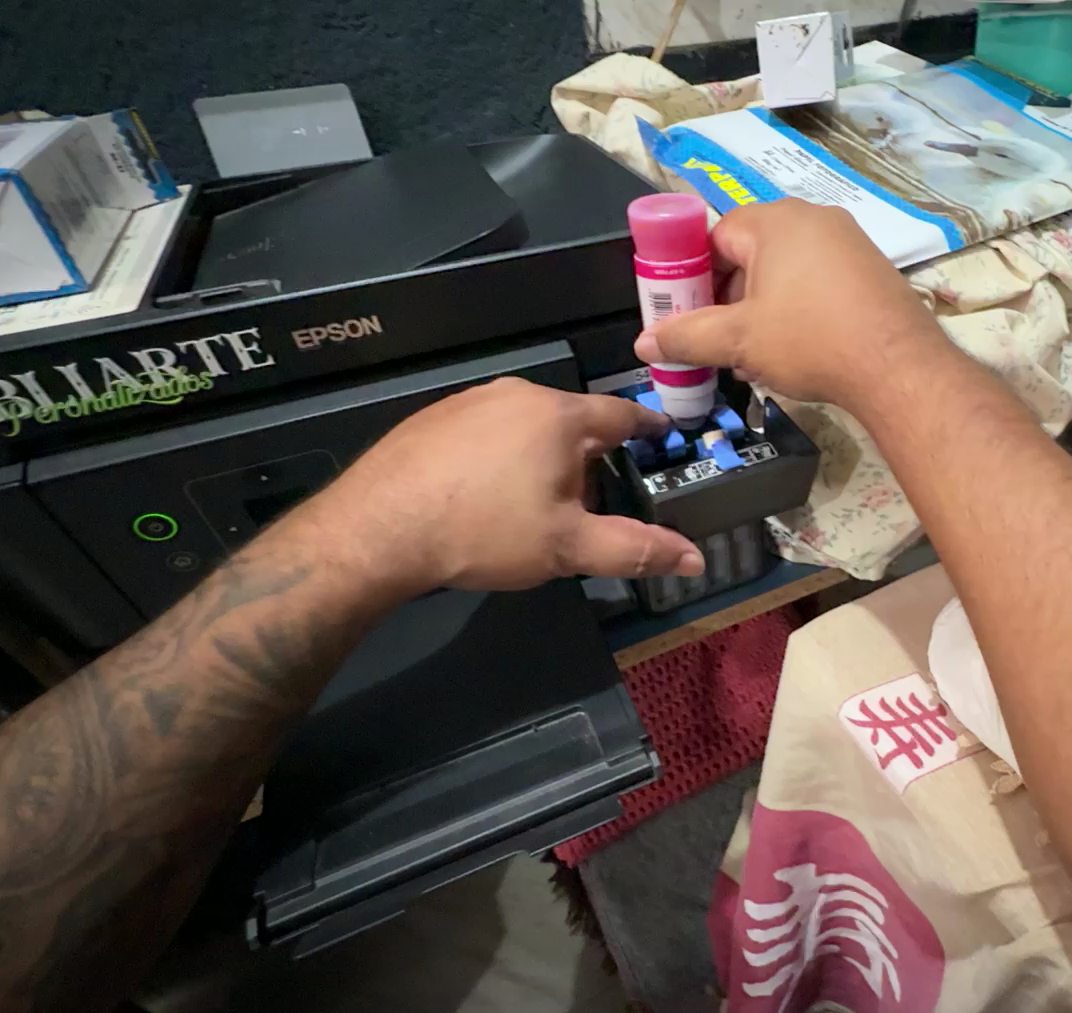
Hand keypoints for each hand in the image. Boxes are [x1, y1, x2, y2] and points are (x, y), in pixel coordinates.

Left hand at [290, 377, 703, 592]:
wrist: (375, 531)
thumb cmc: (485, 532)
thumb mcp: (569, 547)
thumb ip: (636, 549)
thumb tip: (695, 558)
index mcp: (559, 416)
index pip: (622, 412)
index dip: (647, 425)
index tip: (662, 434)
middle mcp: (516, 394)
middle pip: (574, 421)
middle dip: (591, 455)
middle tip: (592, 500)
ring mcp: (469, 400)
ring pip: (529, 424)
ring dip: (545, 455)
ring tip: (537, 502)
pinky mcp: (433, 417)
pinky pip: (489, 429)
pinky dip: (504, 454)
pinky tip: (488, 492)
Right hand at [631, 199, 948, 409]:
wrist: (896, 367)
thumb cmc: (810, 341)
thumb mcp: (739, 342)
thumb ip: (687, 337)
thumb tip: (643, 343)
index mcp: (775, 222)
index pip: (717, 236)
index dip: (696, 275)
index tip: (692, 313)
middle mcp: (814, 219)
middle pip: (753, 254)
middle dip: (731, 299)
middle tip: (723, 340)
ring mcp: (849, 243)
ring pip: (787, 272)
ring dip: (763, 311)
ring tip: (756, 356)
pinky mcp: (871, 271)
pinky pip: (819, 283)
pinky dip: (799, 311)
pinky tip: (796, 351)